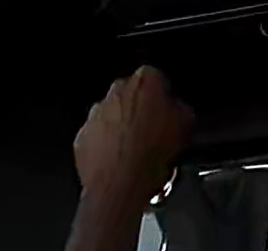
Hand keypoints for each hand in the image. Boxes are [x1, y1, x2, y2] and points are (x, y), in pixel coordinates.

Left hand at [75, 66, 193, 199]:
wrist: (120, 189)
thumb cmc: (152, 154)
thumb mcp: (186, 123)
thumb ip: (180, 106)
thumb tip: (175, 108)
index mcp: (145, 81)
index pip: (156, 77)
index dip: (162, 95)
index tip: (165, 110)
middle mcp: (118, 91)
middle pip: (131, 93)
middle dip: (139, 107)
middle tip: (150, 130)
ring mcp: (96, 114)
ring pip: (112, 113)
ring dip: (121, 125)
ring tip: (133, 149)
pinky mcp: (81, 137)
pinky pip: (95, 135)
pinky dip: (104, 144)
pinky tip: (117, 160)